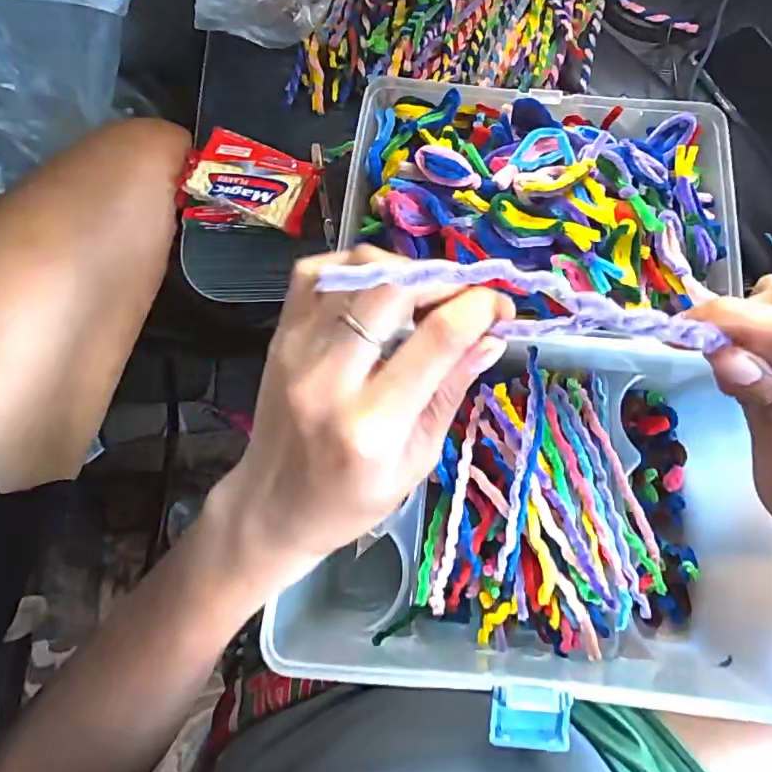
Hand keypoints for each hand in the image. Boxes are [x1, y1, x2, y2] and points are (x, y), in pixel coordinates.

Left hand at [212, 246, 511, 590]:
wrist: (270, 507)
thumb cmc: (352, 499)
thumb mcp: (418, 459)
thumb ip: (451, 390)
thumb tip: (491, 336)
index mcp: (373, 425)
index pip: (438, 337)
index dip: (480, 307)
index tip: (501, 307)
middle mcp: (330, 378)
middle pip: (394, 290)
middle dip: (445, 280)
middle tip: (467, 294)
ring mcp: (297, 349)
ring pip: (358, 271)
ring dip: (405, 269)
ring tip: (426, 291)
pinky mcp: (280, 334)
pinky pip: (316, 271)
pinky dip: (355, 264)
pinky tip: (378, 284)